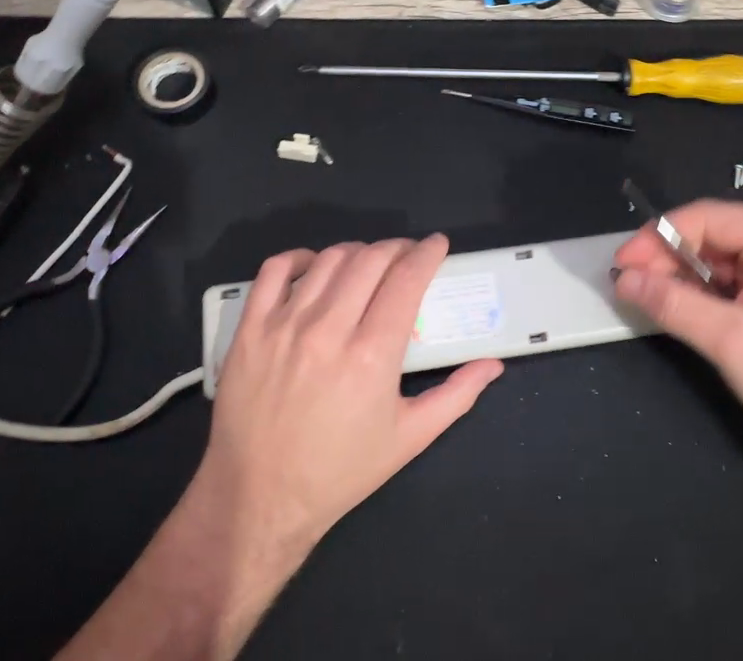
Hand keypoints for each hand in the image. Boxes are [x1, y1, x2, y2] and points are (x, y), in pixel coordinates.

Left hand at [194, 236, 504, 557]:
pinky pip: (274, 271)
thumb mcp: (409, 438)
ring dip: (356, 252)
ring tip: (368, 263)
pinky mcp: (250, 330)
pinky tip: (314, 267)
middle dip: (397, 248)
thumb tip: (492, 365)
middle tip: (407, 255)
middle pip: (369, 261)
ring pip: (327, 261)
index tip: (437, 245)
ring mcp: (283, 327)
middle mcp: (328, 331)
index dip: (426, 254)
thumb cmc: (341, 471)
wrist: (263, 497)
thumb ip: (456, 396)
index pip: (406, 280)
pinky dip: (299, 258)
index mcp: (372, 356)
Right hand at [611, 200, 742, 459]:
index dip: (657, 238)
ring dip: (683, 275)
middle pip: (711, 233)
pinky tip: (682, 307)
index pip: (705, 217)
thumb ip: (673, 304)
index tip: (621, 266)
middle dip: (667, 258)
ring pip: (719, 256)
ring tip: (650, 298)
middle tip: (630, 286)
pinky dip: (704, 290)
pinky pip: (734, 276)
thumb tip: (623, 281)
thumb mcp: (730, 341)